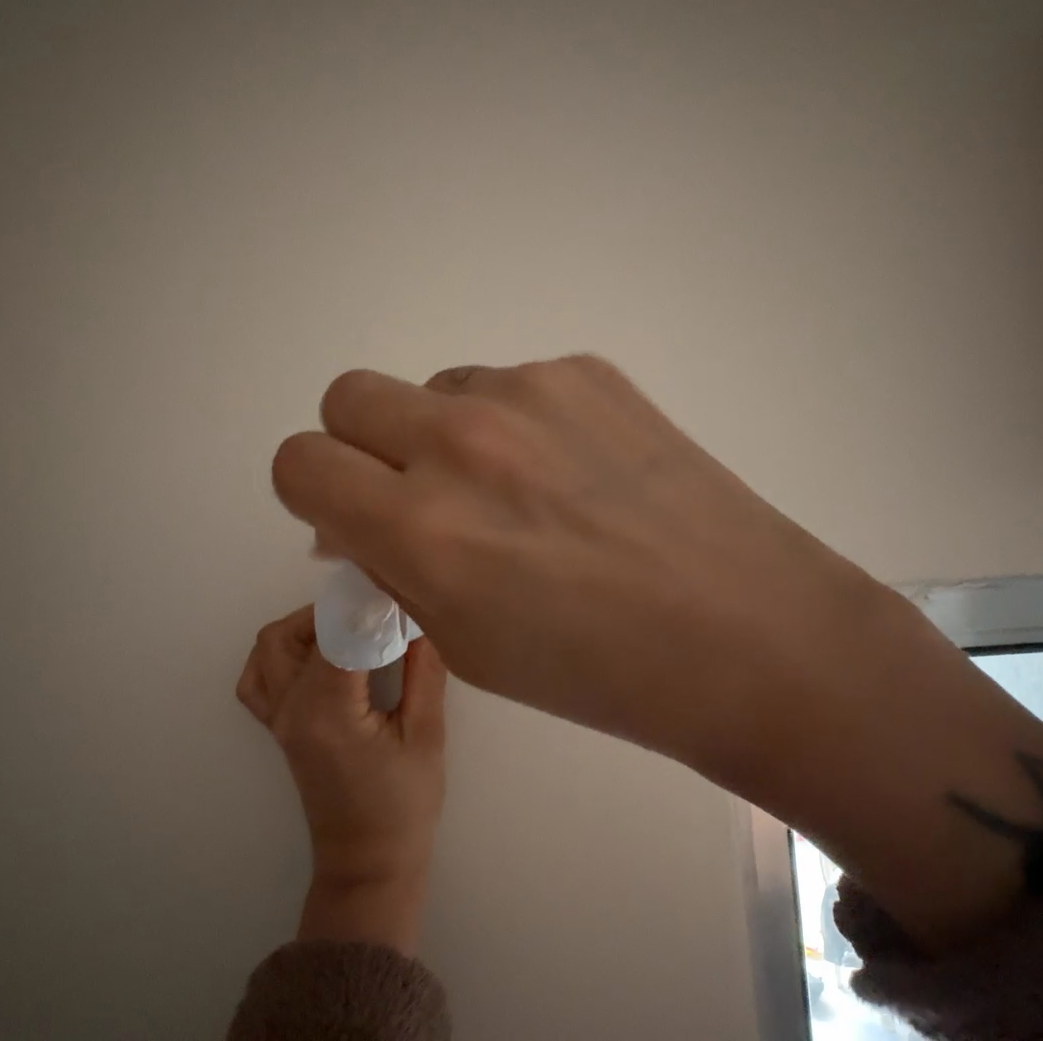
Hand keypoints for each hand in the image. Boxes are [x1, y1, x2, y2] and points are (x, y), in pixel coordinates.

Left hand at [237, 606, 447, 952]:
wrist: (369, 862)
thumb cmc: (404, 804)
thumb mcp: (426, 735)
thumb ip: (423, 672)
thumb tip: (422, 619)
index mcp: (328, 711)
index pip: (337, 633)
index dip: (366, 602)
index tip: (396, 586)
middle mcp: (291, 709)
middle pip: (292, 632)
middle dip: (336, 610)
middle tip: (379, 612)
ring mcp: (277, 720)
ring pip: (269, 647)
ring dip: (305, 626)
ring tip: (350, 630)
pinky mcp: (277, 728)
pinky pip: (259, 678)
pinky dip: (279, 654)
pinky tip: (316, 657)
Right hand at [272, 355, 866, 762]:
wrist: (743, 631)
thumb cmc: (600, 671)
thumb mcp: (468, 646)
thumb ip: (394, 568)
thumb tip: (353, 520)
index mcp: (421, 528)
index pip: (299, 463)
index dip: (315, 492)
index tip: (349, 514)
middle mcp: (461, 442)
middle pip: (348, 396)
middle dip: (362, 446)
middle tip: (415, 492)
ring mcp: (529, 393)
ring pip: (436, 386)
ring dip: (447, 433)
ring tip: (521, 492)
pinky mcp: (586, 371)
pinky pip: (512, 384)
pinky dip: (518, 422)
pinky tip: (578, 474)